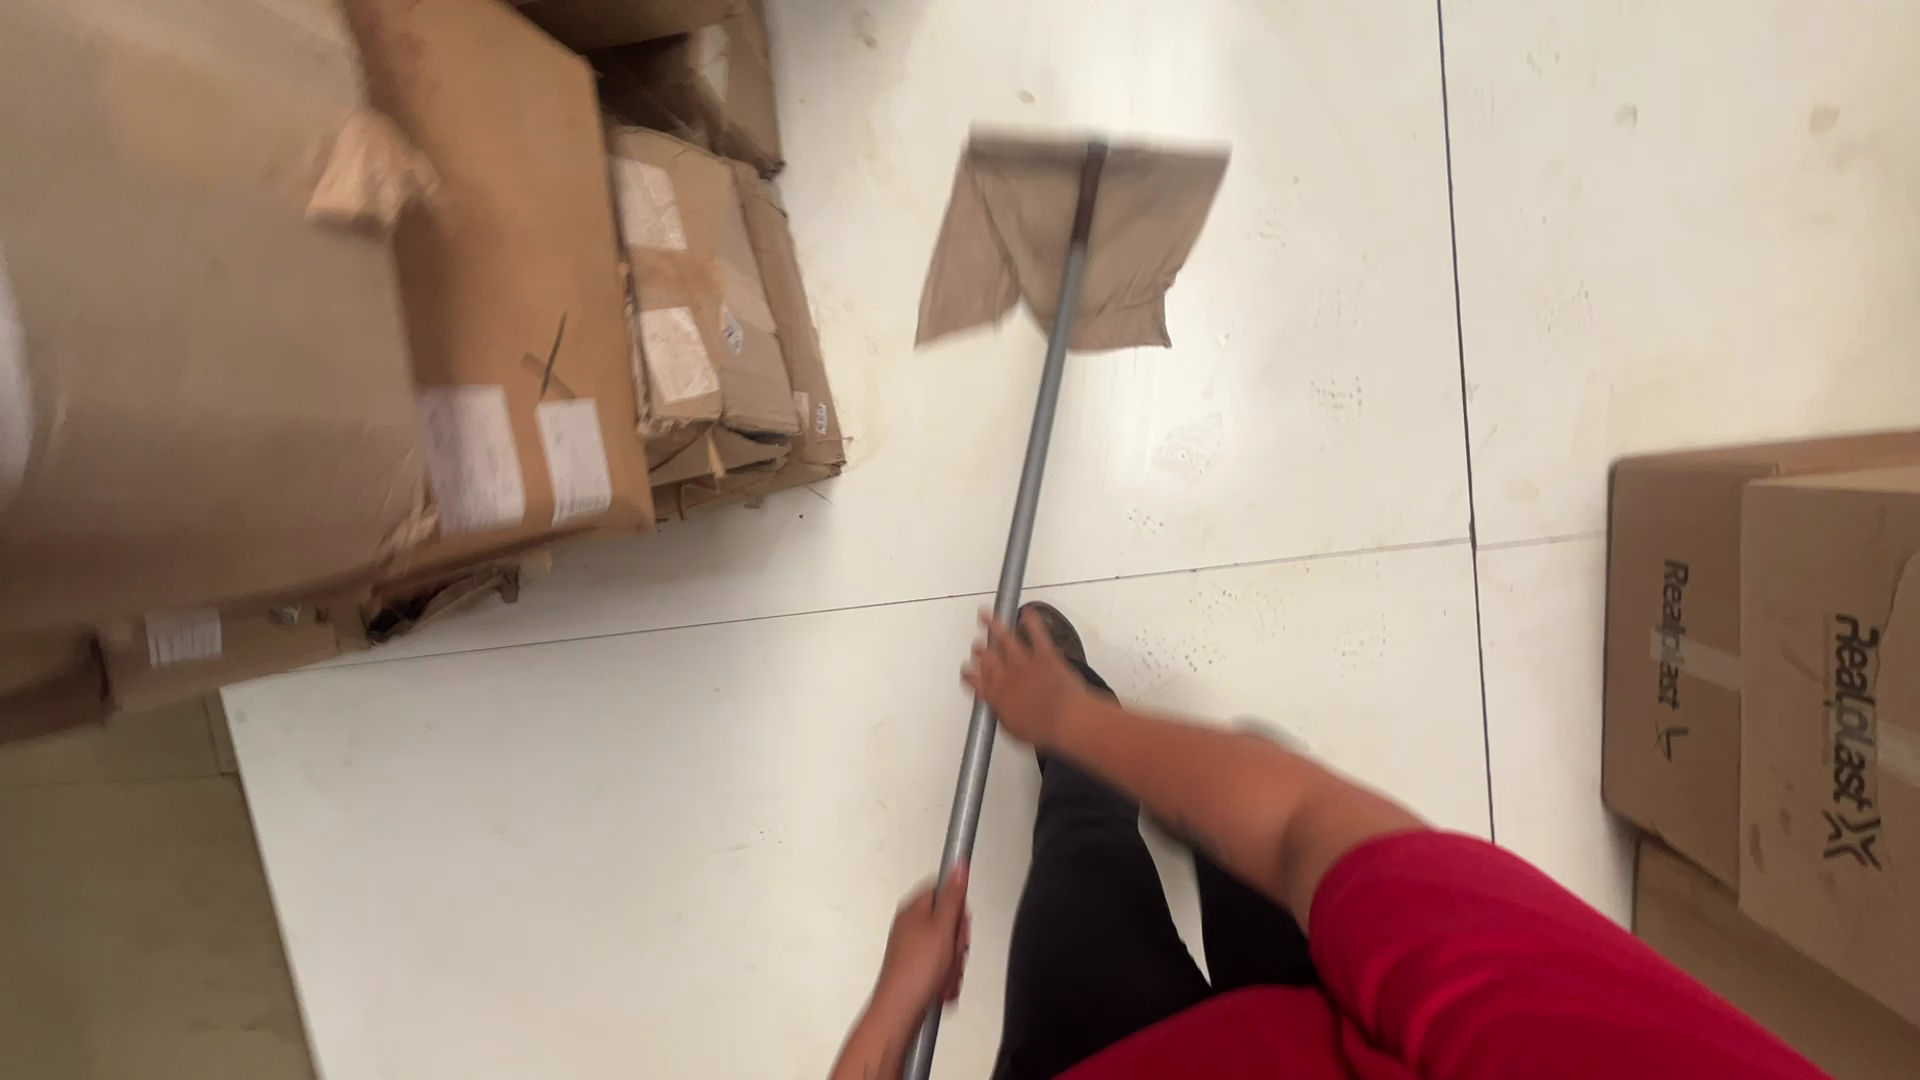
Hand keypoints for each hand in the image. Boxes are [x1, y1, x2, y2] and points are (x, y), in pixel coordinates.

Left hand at [870, 867, 970, 1022]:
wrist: (899, 1012)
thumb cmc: (914, 971)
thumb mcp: (942, 927)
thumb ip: (953, 896)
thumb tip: (959, 865)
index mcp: (915, 908)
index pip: (945, 891)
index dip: (958, 908)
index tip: (959, 923)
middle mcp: (912, 926)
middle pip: (949, 922)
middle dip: (957, 942)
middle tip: (951, 952)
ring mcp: (914, 948)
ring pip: (948, 947)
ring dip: (953, 964)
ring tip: (944, 974)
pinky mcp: (917, 969)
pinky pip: (941, 967)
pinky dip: (946, 979)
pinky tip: (941, 987)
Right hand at [962, 611, 1095, 750]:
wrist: (1066, 719)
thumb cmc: (1042, 729)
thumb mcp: (1013, 730)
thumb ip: (1002, 714)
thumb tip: (1001, 712)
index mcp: (995, 695)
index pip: (974, 680)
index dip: (968, 673)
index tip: (966, 669)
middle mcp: (1006, 675)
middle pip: (986, 656)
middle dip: (979, 649)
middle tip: (977, 644)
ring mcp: (1024, 662)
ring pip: (1004, 638)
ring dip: (993, 624)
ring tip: (986, 614)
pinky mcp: (1045, 654)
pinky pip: (1036, 633)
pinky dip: (1032, 621)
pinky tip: (1027, 611)